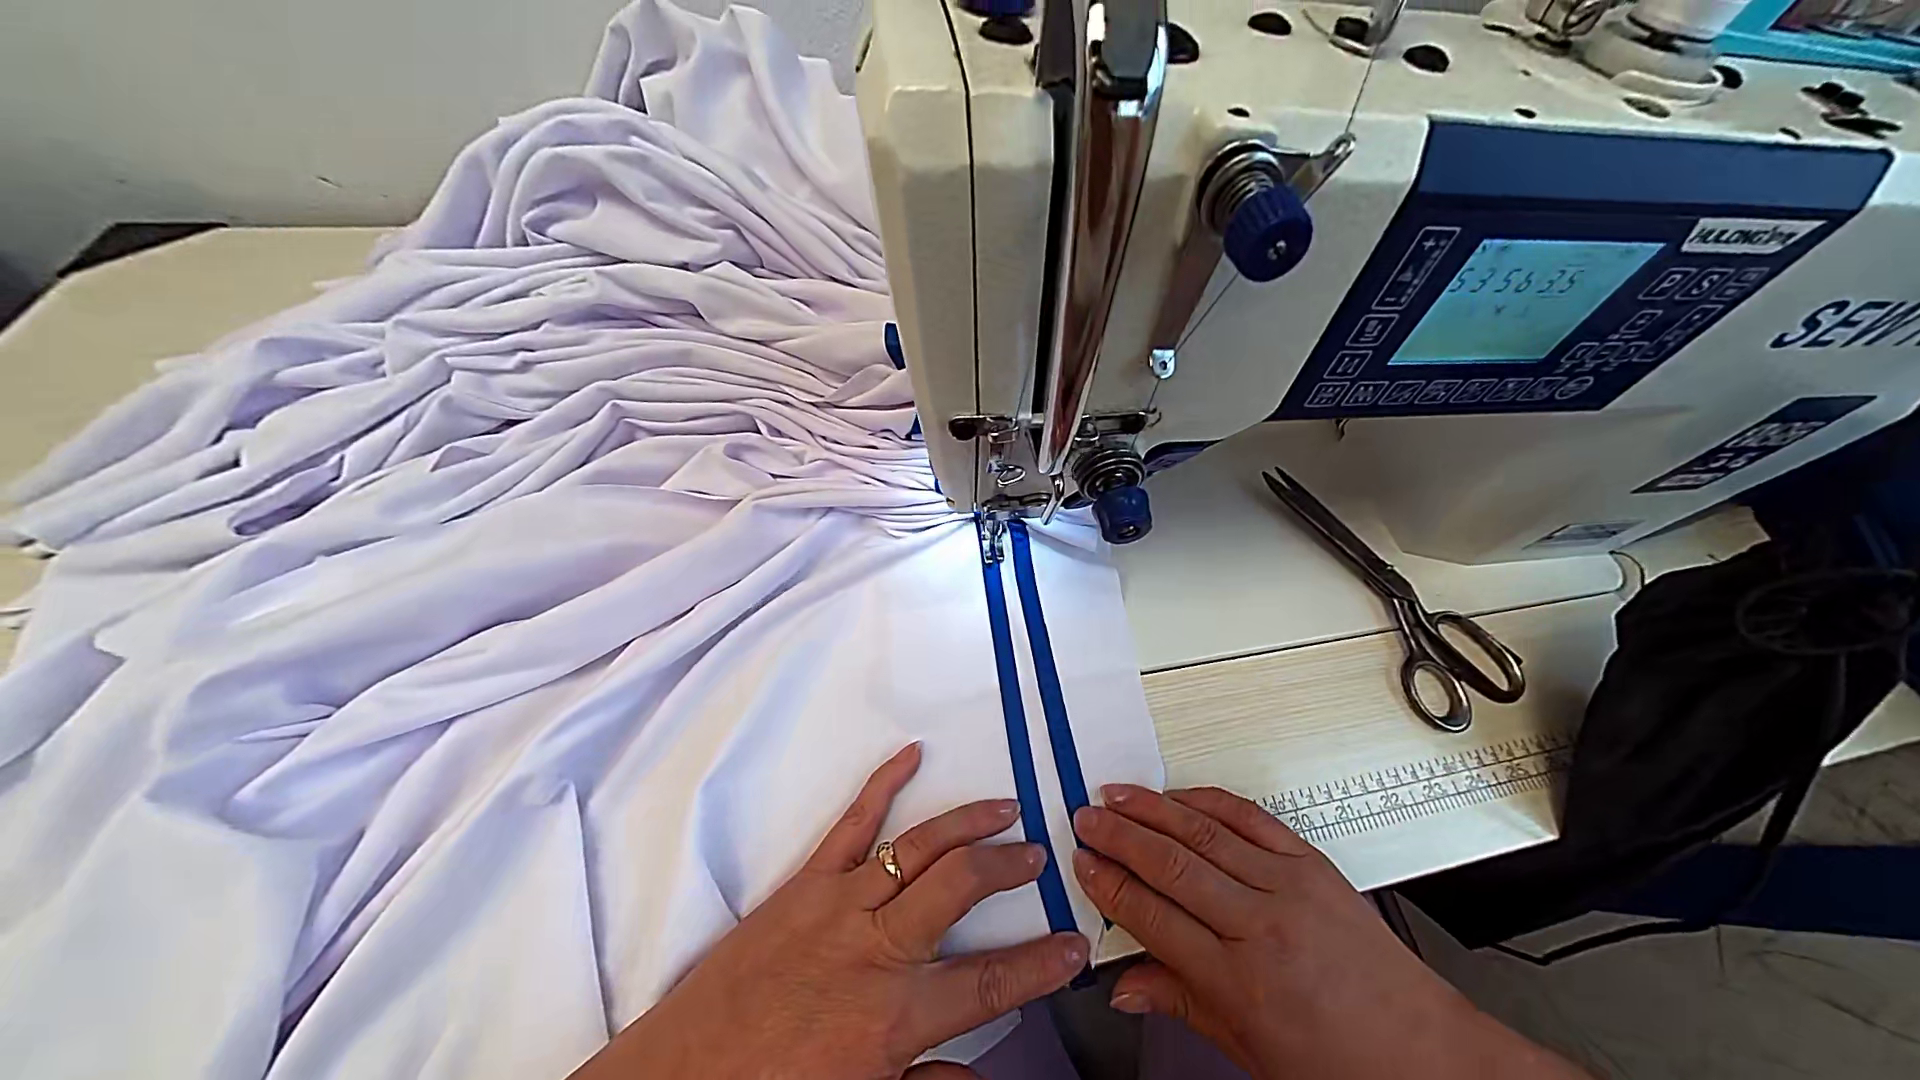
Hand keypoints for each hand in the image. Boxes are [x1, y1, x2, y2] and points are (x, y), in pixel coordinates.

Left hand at [571, 743, 1088, 1079]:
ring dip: (968, 822)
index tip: (1075, 944)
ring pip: (921, 845)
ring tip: (1005, 808)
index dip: (1041, 964)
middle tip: (1038, 858)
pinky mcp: (806, 880)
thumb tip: (979, 1070)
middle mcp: (875, 946)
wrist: (680, 1078)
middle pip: (961, 886)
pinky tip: (911, 755)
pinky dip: (884, 783)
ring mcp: (840, 901)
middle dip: (1009, 867)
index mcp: (893, 1014)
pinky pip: (854, 821)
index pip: (989, 983)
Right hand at [1071, 785, 1588, 1079]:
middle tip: (1086, 819)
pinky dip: (1207, 800)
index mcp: (1240, 982)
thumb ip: (1178, 1002)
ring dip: (1151, 808)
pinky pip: (1249, 817)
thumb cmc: (1344, 1064)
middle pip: (1169, 864)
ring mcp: (1289, 887)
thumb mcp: (1246, 1050)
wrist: (1428, 1057)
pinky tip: (1179, 795)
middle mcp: (1261, 926)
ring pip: (1201, 831)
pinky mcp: (1312, 863)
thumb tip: (1124, 986)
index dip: (1109, 886)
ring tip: (1116, 794)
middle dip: (1118, 836)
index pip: (1152, 917)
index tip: (1084, 865)